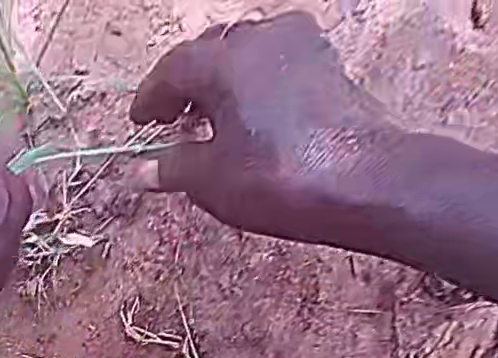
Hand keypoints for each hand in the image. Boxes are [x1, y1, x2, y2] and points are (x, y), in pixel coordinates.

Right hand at [131, 13, 403, 243]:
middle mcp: (262, 37)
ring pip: (242, 53)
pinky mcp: (323, 62)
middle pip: (209, 51)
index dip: (150, 96)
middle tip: (168, 118)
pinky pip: (271, 63)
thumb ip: (173, 167)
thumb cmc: (275, 177)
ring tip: (203, 119)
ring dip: (217, 83)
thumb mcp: (209, 179)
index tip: (139, 121)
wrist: (358, 180)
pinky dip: (247, 84)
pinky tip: (243, 117)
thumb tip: (143, 171)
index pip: (173, 67)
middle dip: (183, 84)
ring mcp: (299, 44)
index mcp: (226, 61)